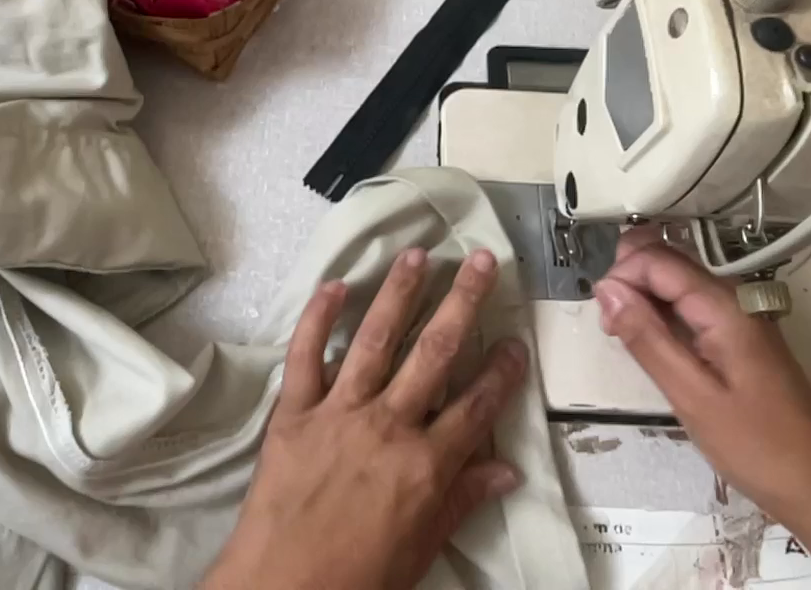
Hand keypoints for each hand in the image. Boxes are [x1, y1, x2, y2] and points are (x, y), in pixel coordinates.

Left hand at [201, 248, 528, 589]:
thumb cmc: (357, 577)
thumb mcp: (423, 546)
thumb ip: (463, 499)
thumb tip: (507, 470)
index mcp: (424, 463)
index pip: (476, 405)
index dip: (501, 371)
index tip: (515, 341)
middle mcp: (388, 425)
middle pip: (434, 353)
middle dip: (462, 302)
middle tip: (480, 261)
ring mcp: (339, 411)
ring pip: (375, 339)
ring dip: (398, 292)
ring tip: (417, 253)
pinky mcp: (295, 411)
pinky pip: (305, 355)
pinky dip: (318, 318)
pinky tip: (335, 285)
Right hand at [591, 235, 810, 524]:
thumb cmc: (757, 445)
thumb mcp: (691, 396)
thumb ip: (646, 337)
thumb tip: (605, 288)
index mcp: (724, 305)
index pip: (656, 259)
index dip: (621, 277)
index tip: (605, 320)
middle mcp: (733, 295)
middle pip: (667, 258)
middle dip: (628, 277)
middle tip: (613, 325)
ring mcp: (739, 311)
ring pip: (676, 276)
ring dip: (643, 293)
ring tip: (629, 335)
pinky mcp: (739, 330)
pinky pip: (690, 299)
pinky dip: (662, 309)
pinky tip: (654, 341)